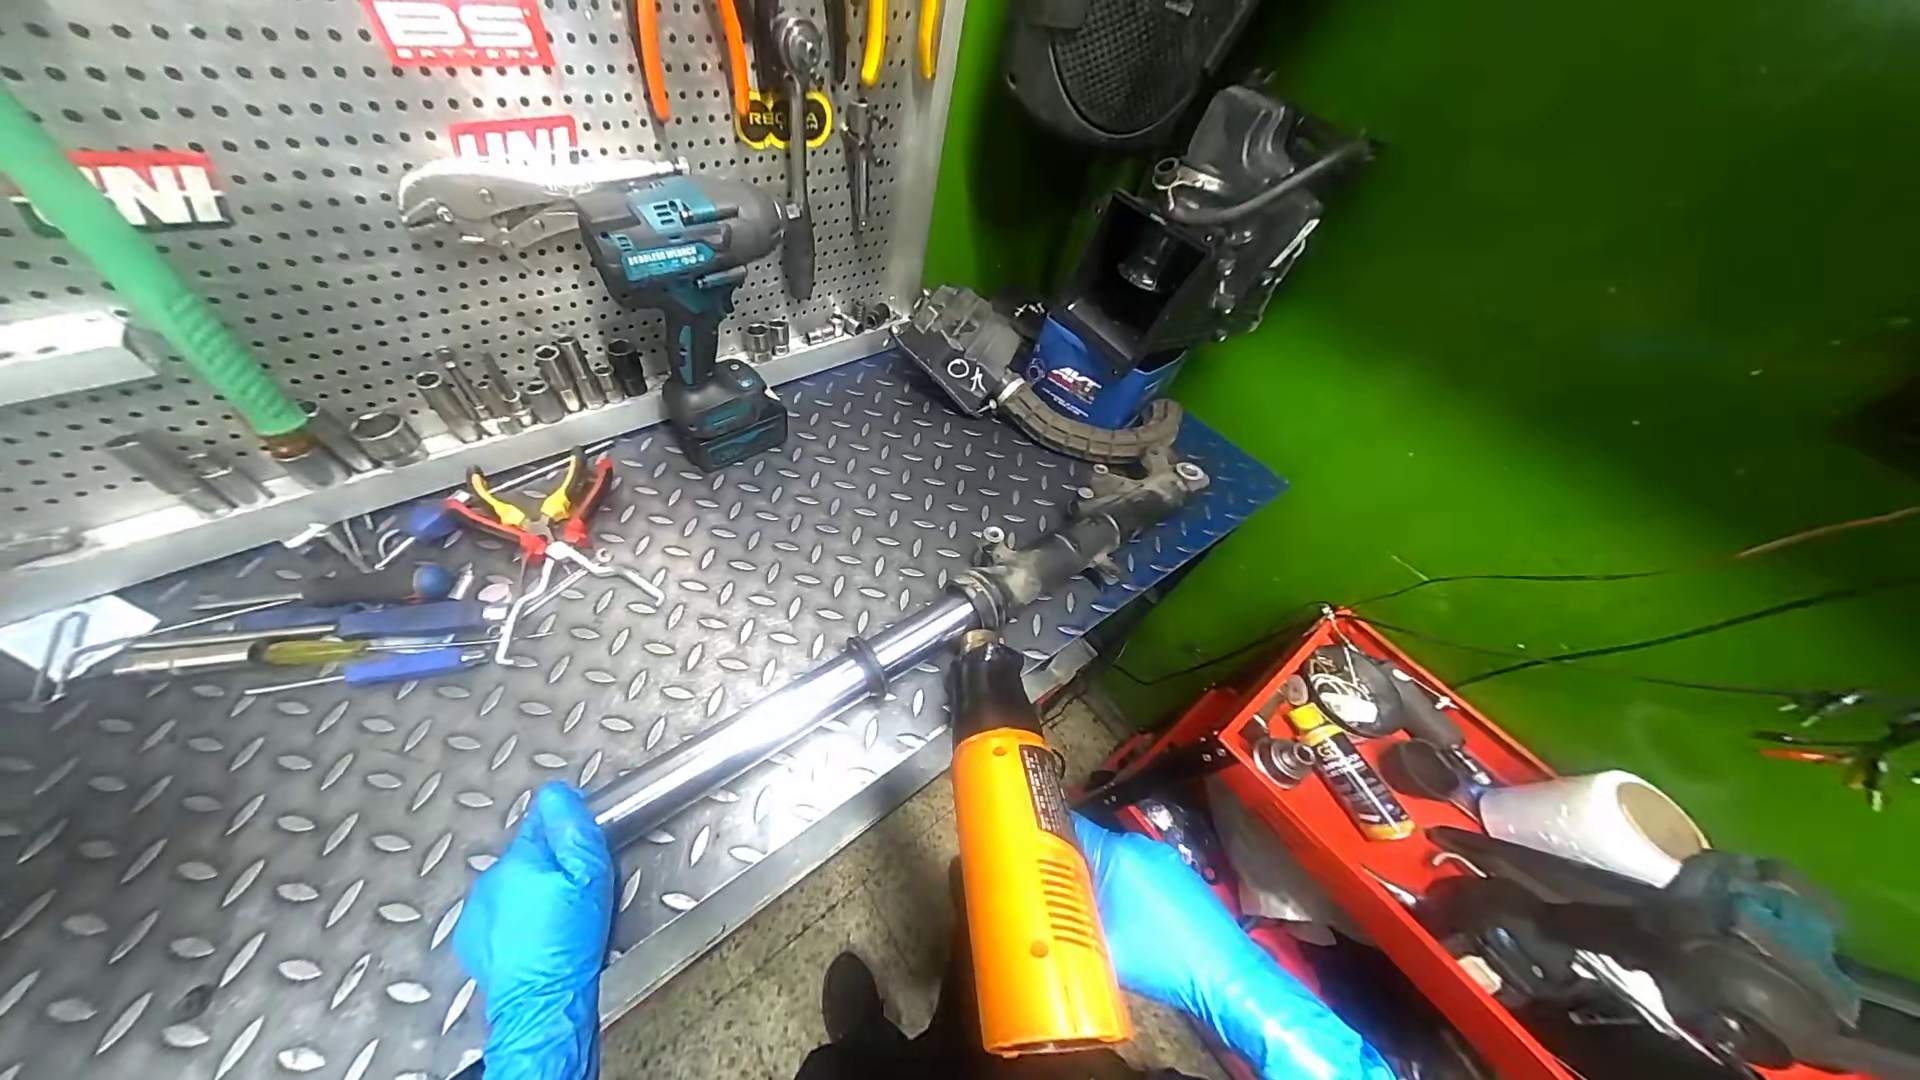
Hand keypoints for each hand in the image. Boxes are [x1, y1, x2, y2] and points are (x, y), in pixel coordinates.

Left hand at [456, 783, 614, 1079]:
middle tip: (578, 881)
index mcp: (520, 860)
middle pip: (530, 849)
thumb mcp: (590, 875)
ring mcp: (476, 909)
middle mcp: (490, 879)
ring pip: (514, 878)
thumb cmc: (573, 936)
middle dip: (553, 857)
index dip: (569, 825)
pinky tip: (537, 926)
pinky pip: (500, 905)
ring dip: (535, 883)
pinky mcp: (472, 935)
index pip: (544, 818)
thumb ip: (574, 830)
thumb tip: (557, 793)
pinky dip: (518, 909)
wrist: (541, 1002)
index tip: (587, 840)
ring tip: (559, 907)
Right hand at [1073, 813, 1395, 1079]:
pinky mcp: (1175, 874)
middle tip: (1052, 884)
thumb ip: (1069, 922)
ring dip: (1097, 873)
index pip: (1070, 827)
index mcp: (1120, 853)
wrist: (1226, 977)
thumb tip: (1042, 913)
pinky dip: (1120, 882)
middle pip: (1090, 842)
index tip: (1029, 846)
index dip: (1046, 837)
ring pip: (1113, 856)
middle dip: (1071, 862)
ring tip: (1086, 902)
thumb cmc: (1169, 960)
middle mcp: (1140, 846)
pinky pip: (1135, 867)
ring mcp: (1161, 859)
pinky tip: (1121, 910)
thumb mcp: (1103, 944)